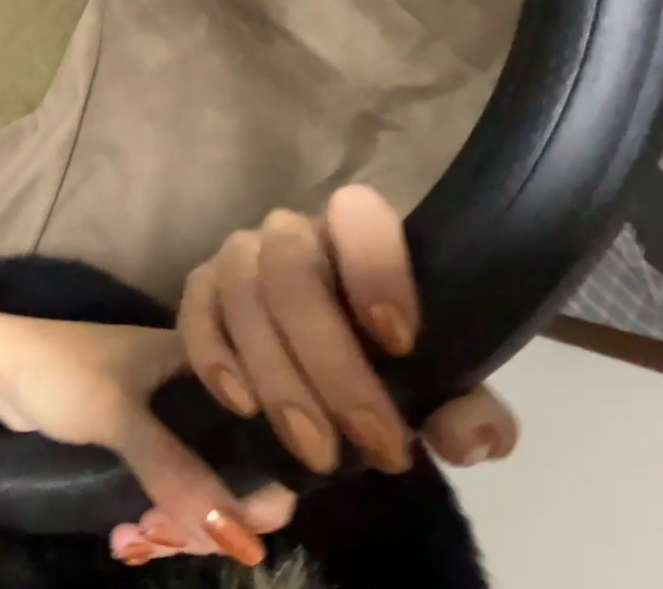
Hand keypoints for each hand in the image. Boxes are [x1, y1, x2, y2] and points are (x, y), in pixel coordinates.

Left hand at [0, 310, 276, 566]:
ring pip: (197, 488)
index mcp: (200, 364)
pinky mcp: (134, 444)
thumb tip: (242, 540)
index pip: (260, 428)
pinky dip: (152, 520)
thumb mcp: (119, 416)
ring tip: (136, 539)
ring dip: (175, 526)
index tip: (236, 528)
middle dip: (206, 516)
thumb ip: (179, 471)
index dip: (260, 485)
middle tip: (164, 535)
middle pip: (231, 470)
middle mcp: (190, 390)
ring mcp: (162, 420)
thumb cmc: (58, 371)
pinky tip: (125, 538)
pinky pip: (164, 492)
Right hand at [135, 184, 516, 562]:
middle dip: (330, 361)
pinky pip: (194, 313)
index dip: (373, 270)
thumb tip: (463, 437)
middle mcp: (289, 232)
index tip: (401, 344)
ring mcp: (236, 255)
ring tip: (315, 450)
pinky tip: (243, 406)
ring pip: (242, 296)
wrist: (315, 359)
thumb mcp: (442, 384)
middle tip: (370, 441)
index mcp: (355, 234)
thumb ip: (467, 408)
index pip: (356, 213)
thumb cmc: (386, 357)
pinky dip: (214, 358)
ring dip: (278, 377)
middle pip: (291, 272)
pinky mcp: (199, 288)